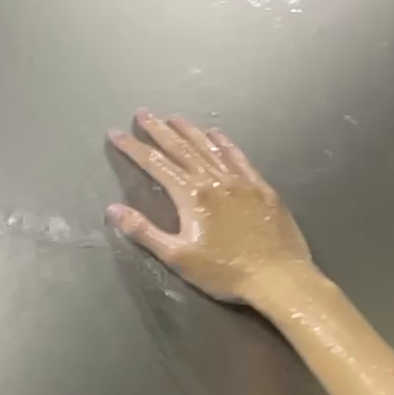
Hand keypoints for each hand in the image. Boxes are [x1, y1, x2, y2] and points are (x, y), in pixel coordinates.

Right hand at [106, 110, 315, 306]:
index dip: (132, 147)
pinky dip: (225, 143)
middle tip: (142, 113)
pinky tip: (217, 134)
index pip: (155, 163)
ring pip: (209, 148)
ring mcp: (241, 182)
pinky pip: (239, 158)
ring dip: (189, 130)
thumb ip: (143, 231)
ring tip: (173, 117)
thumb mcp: (176, 257)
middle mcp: (215, 180)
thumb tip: (112, 209)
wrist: (281, 281)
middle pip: (181, 148)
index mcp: (191, 195)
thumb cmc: (224, 272)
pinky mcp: (262, 189)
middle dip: (158, 129)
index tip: (115, 134)